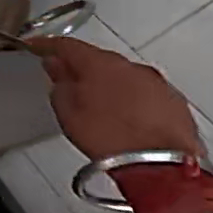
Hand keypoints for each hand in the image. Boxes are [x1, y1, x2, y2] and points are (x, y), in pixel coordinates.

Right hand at [26, 36, 202, 159]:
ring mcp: (157, 84)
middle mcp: (131, 67)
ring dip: (108, 84)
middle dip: (81, 67)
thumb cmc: (108, 136)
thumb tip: (58, 67)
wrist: (159, 167)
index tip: (36, 46)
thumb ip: (60, 83)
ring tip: (96, 104)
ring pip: (124, 76)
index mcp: (100, 63)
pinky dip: (130, 99)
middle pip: (99, 59)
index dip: (47, 45)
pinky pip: (145, 93)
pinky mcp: (176, 103)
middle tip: (65, 78)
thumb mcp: (67, 111)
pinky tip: (123, 118)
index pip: (67, 45)